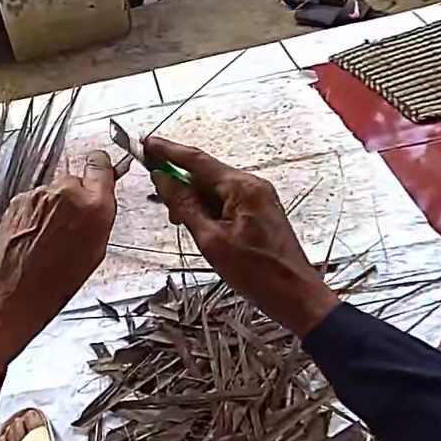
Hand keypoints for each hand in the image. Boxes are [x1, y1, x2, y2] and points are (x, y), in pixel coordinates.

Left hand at [0, 150, 116, 419]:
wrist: (11, 292)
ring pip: (54, 193)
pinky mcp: (18, 200)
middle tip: (72, 224)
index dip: (101, 168)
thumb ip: (99, 218)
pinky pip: (35, 201)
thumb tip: (100, 202)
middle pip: (76, 182)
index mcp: (94, 207)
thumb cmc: (54, 284)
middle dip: (75, 198)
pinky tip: (34, 238)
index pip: (101, 166)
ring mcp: (39, 195)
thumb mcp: (95, 252)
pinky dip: (36, 215)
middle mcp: (67, 194)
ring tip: (49, 238)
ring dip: (54, 209)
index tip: (101, 170)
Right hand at [144, 137, 338, 334]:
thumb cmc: (258, 272)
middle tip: (155, 193)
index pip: (197, 161)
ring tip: (176, 219)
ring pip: (214, 189)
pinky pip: (225, 201)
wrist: (295, 296)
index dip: (168, 151)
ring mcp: (257, 198)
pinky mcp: (258, 211)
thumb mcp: (211, 240)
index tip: (146, 144)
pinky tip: (195, 224)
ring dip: (191, 200)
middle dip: (178, 182)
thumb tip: (163, 180)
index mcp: (243, 187)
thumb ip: (185, 206)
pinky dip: (206, 209)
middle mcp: (252, 185)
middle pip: (205, 174)